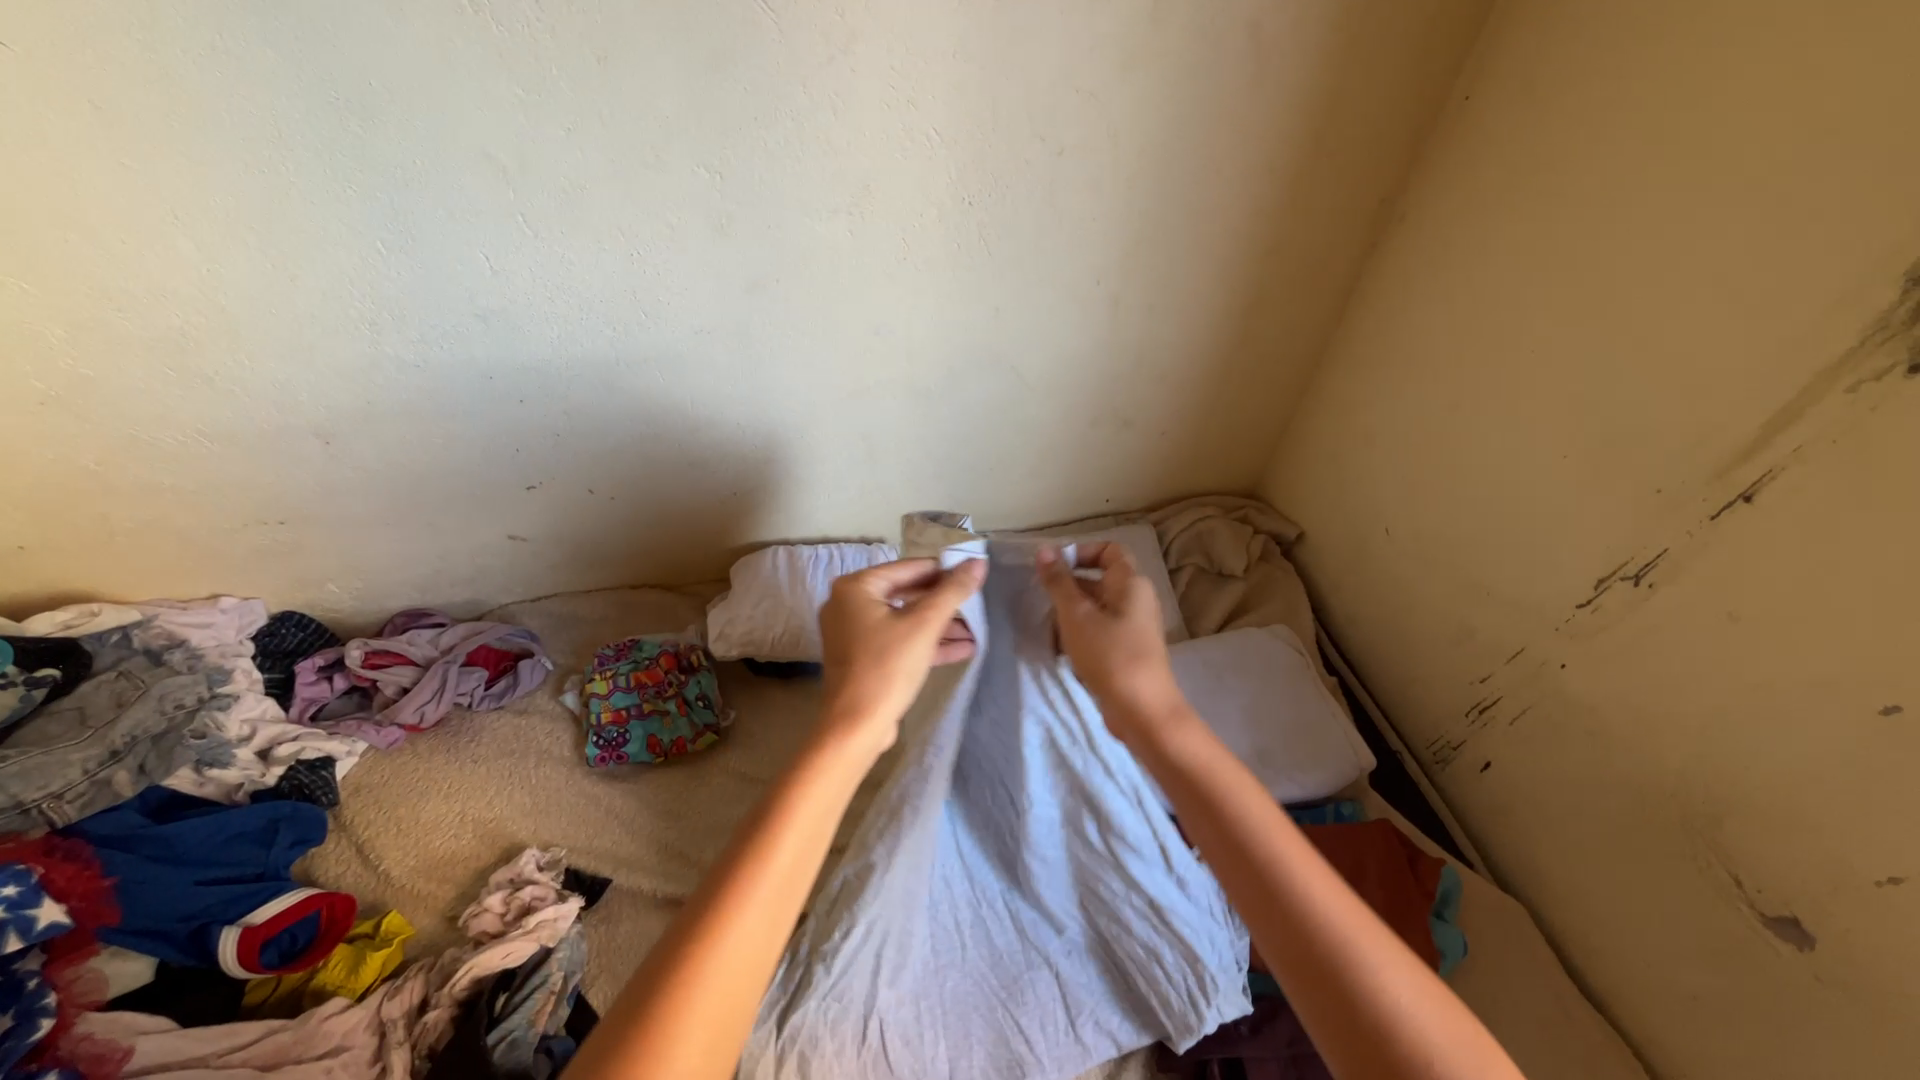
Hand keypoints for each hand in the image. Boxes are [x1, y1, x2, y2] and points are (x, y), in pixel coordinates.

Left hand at [817, 557, 987, 753]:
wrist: (856, 726)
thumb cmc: (887, 667)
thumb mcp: (925, 625)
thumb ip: (953, 591)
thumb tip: (978, 562)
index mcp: (856, 587)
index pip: (910, 568)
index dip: (945, 572)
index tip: (975, 577)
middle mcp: (848, 604)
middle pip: (907, 593)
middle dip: (943, 603)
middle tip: (976, 605)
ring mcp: (853, 632)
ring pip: (904, 619)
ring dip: (939, 625)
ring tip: (976, 630)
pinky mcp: (863, 657)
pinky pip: (898, 640)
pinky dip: (925, 643)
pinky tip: (962, 649)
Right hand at [1036, 543, 1189, 744]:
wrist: (1141, 710)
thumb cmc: (1109, 655)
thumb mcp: (1076, 615)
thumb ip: (1058, 582)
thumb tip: (1044, 550)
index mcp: (1131, 583)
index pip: (1108, 550)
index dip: (1080, 552)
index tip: (1052, 569)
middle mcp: (1135, 600)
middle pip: (1097, 581)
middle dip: (1066, 590)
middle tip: (1040, 602)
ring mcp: (1132, 627)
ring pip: (1094, 609)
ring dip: (1068, 616)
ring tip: (1046, 631)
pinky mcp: (1125, 650)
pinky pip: (1098, 632)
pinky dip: (1078, 636)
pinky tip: (1059, 652)